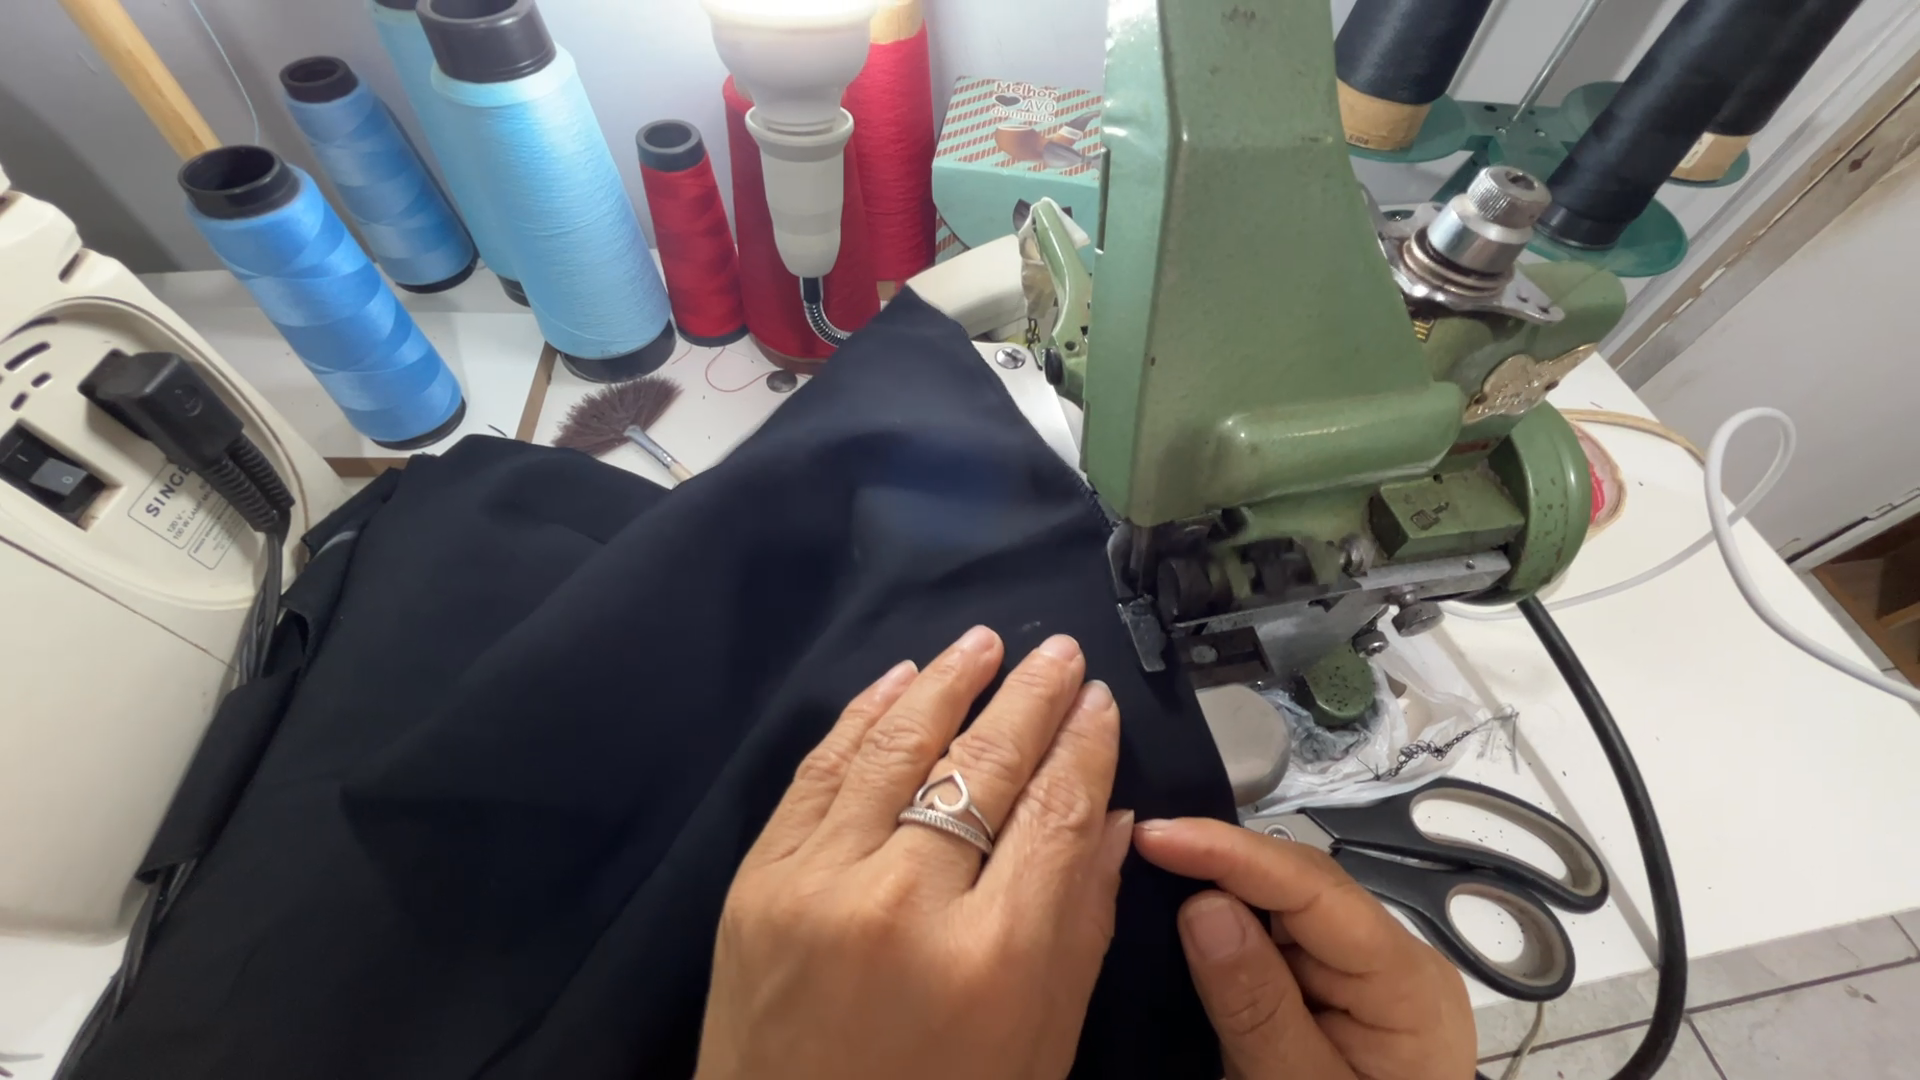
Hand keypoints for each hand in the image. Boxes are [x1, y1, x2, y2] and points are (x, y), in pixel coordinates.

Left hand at [696, 627, 1134, 1079]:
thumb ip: (1082, 920)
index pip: (1055, 812)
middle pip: (984, 766)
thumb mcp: (1040, 1040)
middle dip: (1030, 698)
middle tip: (1058, 652)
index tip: (1098, 699)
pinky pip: (821, 768)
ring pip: (897, 747)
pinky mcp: (760, 875)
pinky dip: (865, 713)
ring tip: (984, 642)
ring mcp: (818, 881)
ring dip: (946, 683)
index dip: (1083, 744)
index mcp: (992, 960)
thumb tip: (1110, 811)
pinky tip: (903, 677)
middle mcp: (903, 904)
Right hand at [1134, 818, 1474, 1079]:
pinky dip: (1221, 916)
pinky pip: (1268, 927)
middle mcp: (1388, 954)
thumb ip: (1258, 1008)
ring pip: (1276, 896)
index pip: (1313, 888)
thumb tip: (1200, 904)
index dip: (1230, 851)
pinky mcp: (1327, 978)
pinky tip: (1180, 905)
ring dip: (1213, 881)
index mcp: (1405, 982)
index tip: (1154, 836)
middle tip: (1138, 845)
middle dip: (1217, 858)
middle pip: (1295, 881)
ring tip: (1148, 863)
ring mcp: (1358, 964)